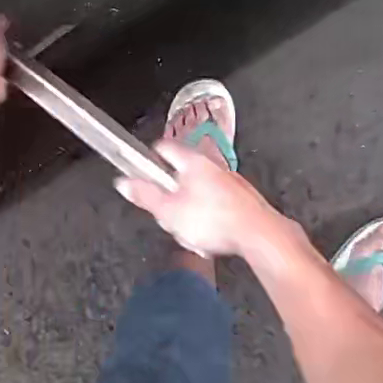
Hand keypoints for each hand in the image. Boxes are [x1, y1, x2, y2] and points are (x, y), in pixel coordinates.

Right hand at [116, 139, 292, 257]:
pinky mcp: (244, 199)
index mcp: (192, 162)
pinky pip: (219, 204)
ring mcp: (231, 182)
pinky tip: (211, 234)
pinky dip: (212, 215)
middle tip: (166, 210)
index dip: (151, 156)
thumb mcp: (169, 211)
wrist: (258, 235)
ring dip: (193, 206)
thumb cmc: (215, 221)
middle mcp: (214, 166)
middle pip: (183, 171)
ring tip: (191, 228)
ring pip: (202, 189)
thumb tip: (124, 182)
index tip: (143, 165)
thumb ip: (145, 195)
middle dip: (172, 191)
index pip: (165, 147)